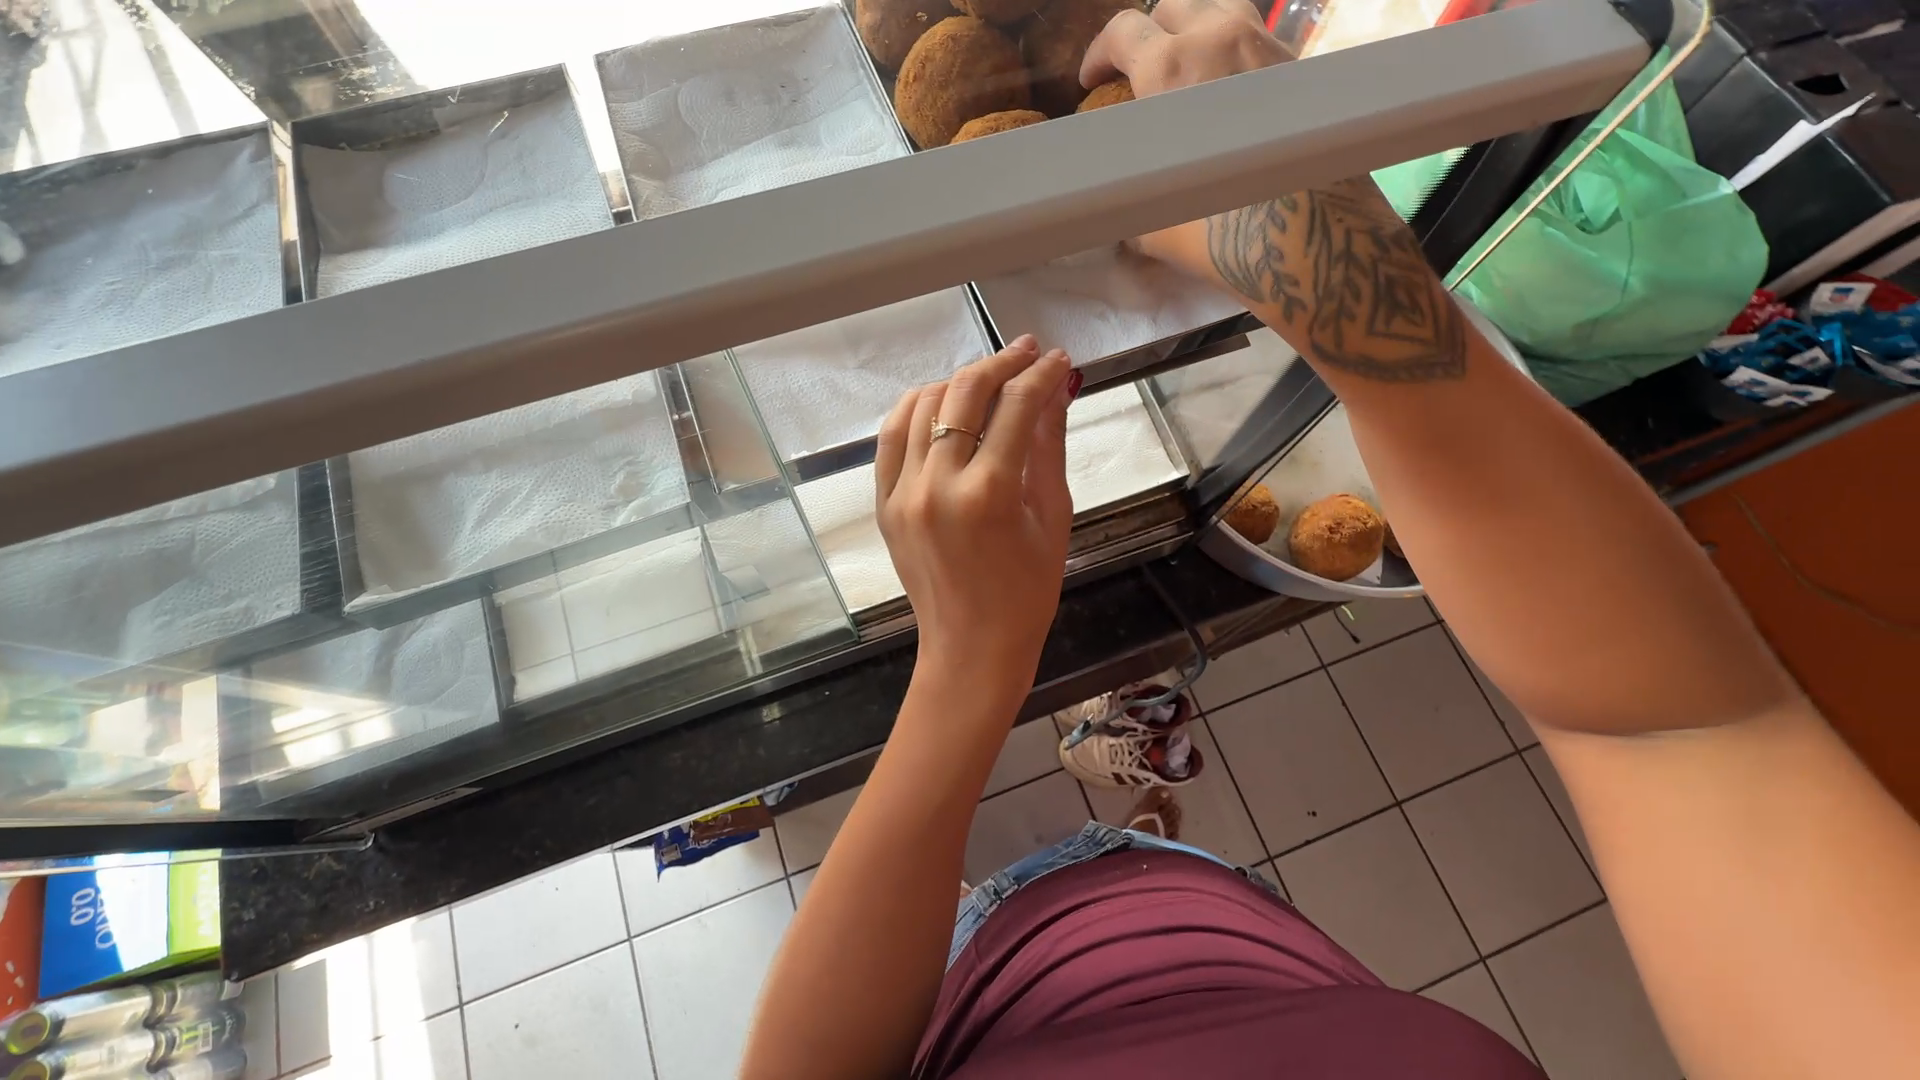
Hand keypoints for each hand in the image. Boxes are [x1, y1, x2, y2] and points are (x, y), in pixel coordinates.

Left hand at [875, 336, 1076, 687]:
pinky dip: (916, 408)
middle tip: (1028, 353)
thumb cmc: (1027, 592)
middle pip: (965, 394)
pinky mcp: (883, 503)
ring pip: (924, 405)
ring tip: (988, 380)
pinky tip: (940, 400)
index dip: (1041, 374)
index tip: (1058, 359)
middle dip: (1002, 364)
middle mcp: (938, 485)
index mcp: (989, 494)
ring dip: (959, 382)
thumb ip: (1049, 447)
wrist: (972, 646)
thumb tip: (1057, 390)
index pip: (1016, 407)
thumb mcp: (1053, 518)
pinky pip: (891, 436)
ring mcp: (903, 493)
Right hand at [1080, 0, 1299, 307]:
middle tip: (1140, 72)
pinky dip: (1233, 53)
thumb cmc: (1213, 224)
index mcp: (1169, 68)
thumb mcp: (1147, 220)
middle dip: (1149, 36)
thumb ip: (1126, 198)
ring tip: (1189, 68)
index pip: (1123, 30)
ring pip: (1221, 9)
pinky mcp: (1299, 65)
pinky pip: (1256, 39)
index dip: (1099, 53)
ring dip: (1196, 31)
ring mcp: (1264, 45)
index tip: (1092, 80)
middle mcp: (1218, 38)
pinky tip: (1229, 93)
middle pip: (1173, 7)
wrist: (1300, 232)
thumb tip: (1119, 205)